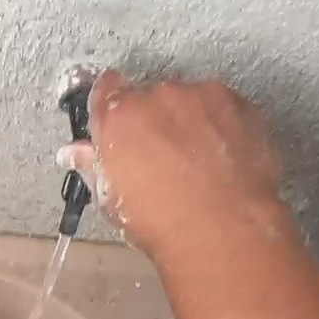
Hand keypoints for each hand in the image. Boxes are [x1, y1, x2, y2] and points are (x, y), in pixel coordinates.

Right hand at [60, 70, 291, 263]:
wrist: (221, 228)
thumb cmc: (163, 220)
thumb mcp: (111, 200)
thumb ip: (93, 165)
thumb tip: (78, 154)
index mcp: (120, 117)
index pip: (106, 90)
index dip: (107, 106)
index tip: (111, 122)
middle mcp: (161, 97)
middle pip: (149, 98)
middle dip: (150, 123)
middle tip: (152, 161)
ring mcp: (203, 97)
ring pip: (187, 102)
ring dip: (184, 124)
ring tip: (188, 167)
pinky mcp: (240, 105)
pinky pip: (220, 110)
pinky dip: (216, 129)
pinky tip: (214, 163)